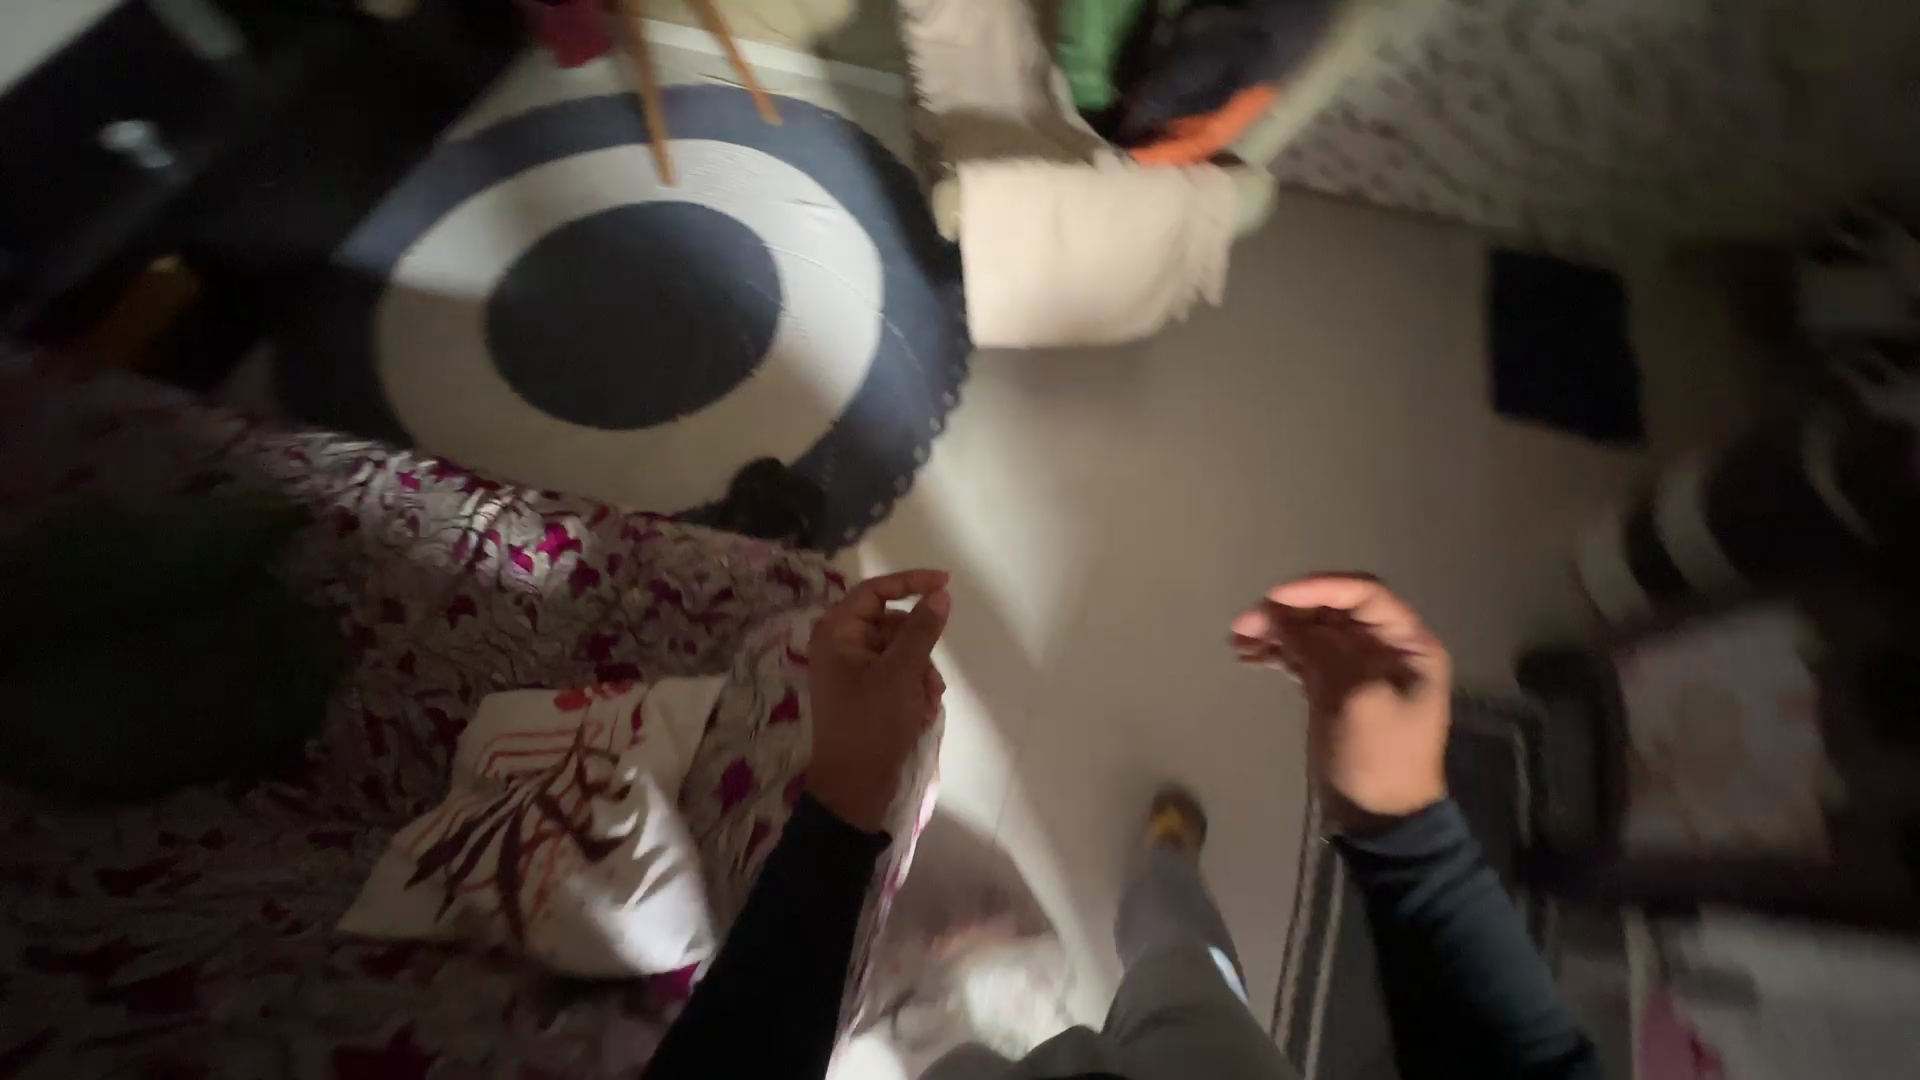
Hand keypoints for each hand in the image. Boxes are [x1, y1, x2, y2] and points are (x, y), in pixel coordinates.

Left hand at [806, 570, 951, 832]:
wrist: (856, 790)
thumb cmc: (872, 725)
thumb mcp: (901, 673)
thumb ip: (921, 629)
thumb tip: (940, 593)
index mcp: (837, 633)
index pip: (875, 590)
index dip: (910, 582)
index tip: (946, 583)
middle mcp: (841, 645)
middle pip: (892, 622)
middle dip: (918, 647)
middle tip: (928, 677)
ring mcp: (854, 670)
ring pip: (902, 649)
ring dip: (921, 671)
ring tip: (926, 701)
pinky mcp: (867, 692)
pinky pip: (899, 673)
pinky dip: (915, 686)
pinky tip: (922, 710)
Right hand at [1231, 575, 1450, 830]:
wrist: (1379, 816)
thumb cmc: (1380, 757)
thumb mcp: (1357, 700)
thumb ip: (1320, 651)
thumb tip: (1277, 615)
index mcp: (1407, 645)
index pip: (1364, 595)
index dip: (1320, 588)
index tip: (1275, 597)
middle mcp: (1381, 647)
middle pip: (1330, 610)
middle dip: (1287, 611)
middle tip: (1246, 622)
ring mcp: (1353, 667)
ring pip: (1309, 631)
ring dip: (1274, 629)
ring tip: (1238, 639)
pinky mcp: (1328, 685)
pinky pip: (1299, 654)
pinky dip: (1274, 651)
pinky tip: (1246, 656)